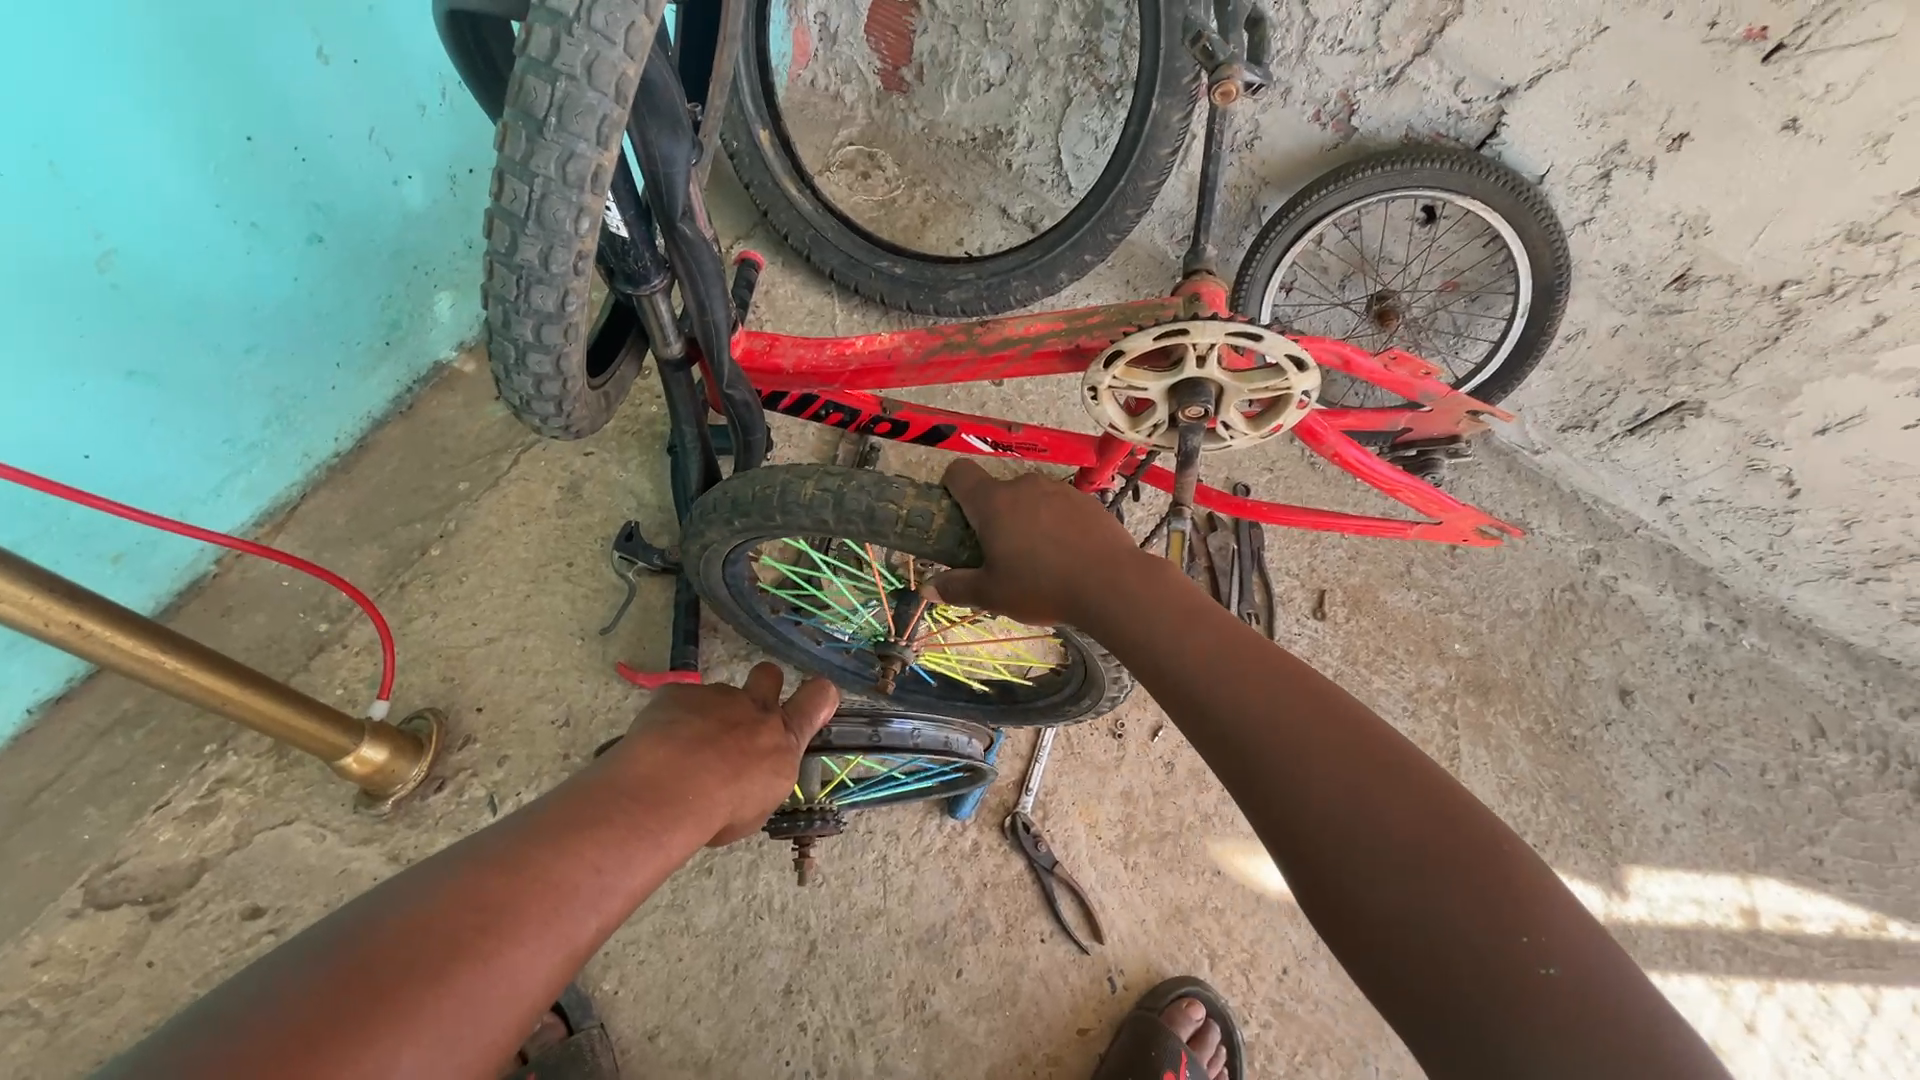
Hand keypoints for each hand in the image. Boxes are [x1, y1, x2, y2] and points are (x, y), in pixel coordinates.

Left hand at [609, 663, 837, 844]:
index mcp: (783, 738)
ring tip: (684, 751)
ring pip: (718, 695)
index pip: (818, 697)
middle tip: (743, 717)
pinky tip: (659, 746)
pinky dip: (672, 720)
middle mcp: (754, 708)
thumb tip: (752, 773)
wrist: (666, 792)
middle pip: (769, 674)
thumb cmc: (719, 812)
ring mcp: (715, 695)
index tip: (811, 703)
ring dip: (709, 716)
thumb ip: (762, 775)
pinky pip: (679, 701)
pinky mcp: (677, 693)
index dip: (818, 695)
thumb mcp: (759, 805)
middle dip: (762, 687)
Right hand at [930, 459, 1154, 625]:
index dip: (951, 486)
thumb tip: (926, 588)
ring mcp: (1059, 490)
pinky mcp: (1088, 501)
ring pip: (1031, 499)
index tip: (955, 512)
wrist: (1112, 583)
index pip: (960, 473)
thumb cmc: (1042, 587)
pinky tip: (1068, 554)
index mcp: (993, 503)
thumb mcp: (992, 595)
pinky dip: (1057, 524)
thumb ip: (957, 588)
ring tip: (1038, 558)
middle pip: (997, 491)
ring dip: (1027, 519)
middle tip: (999, 553)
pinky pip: (1060, 507)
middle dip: (993, 516)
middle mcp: (1024, 486)